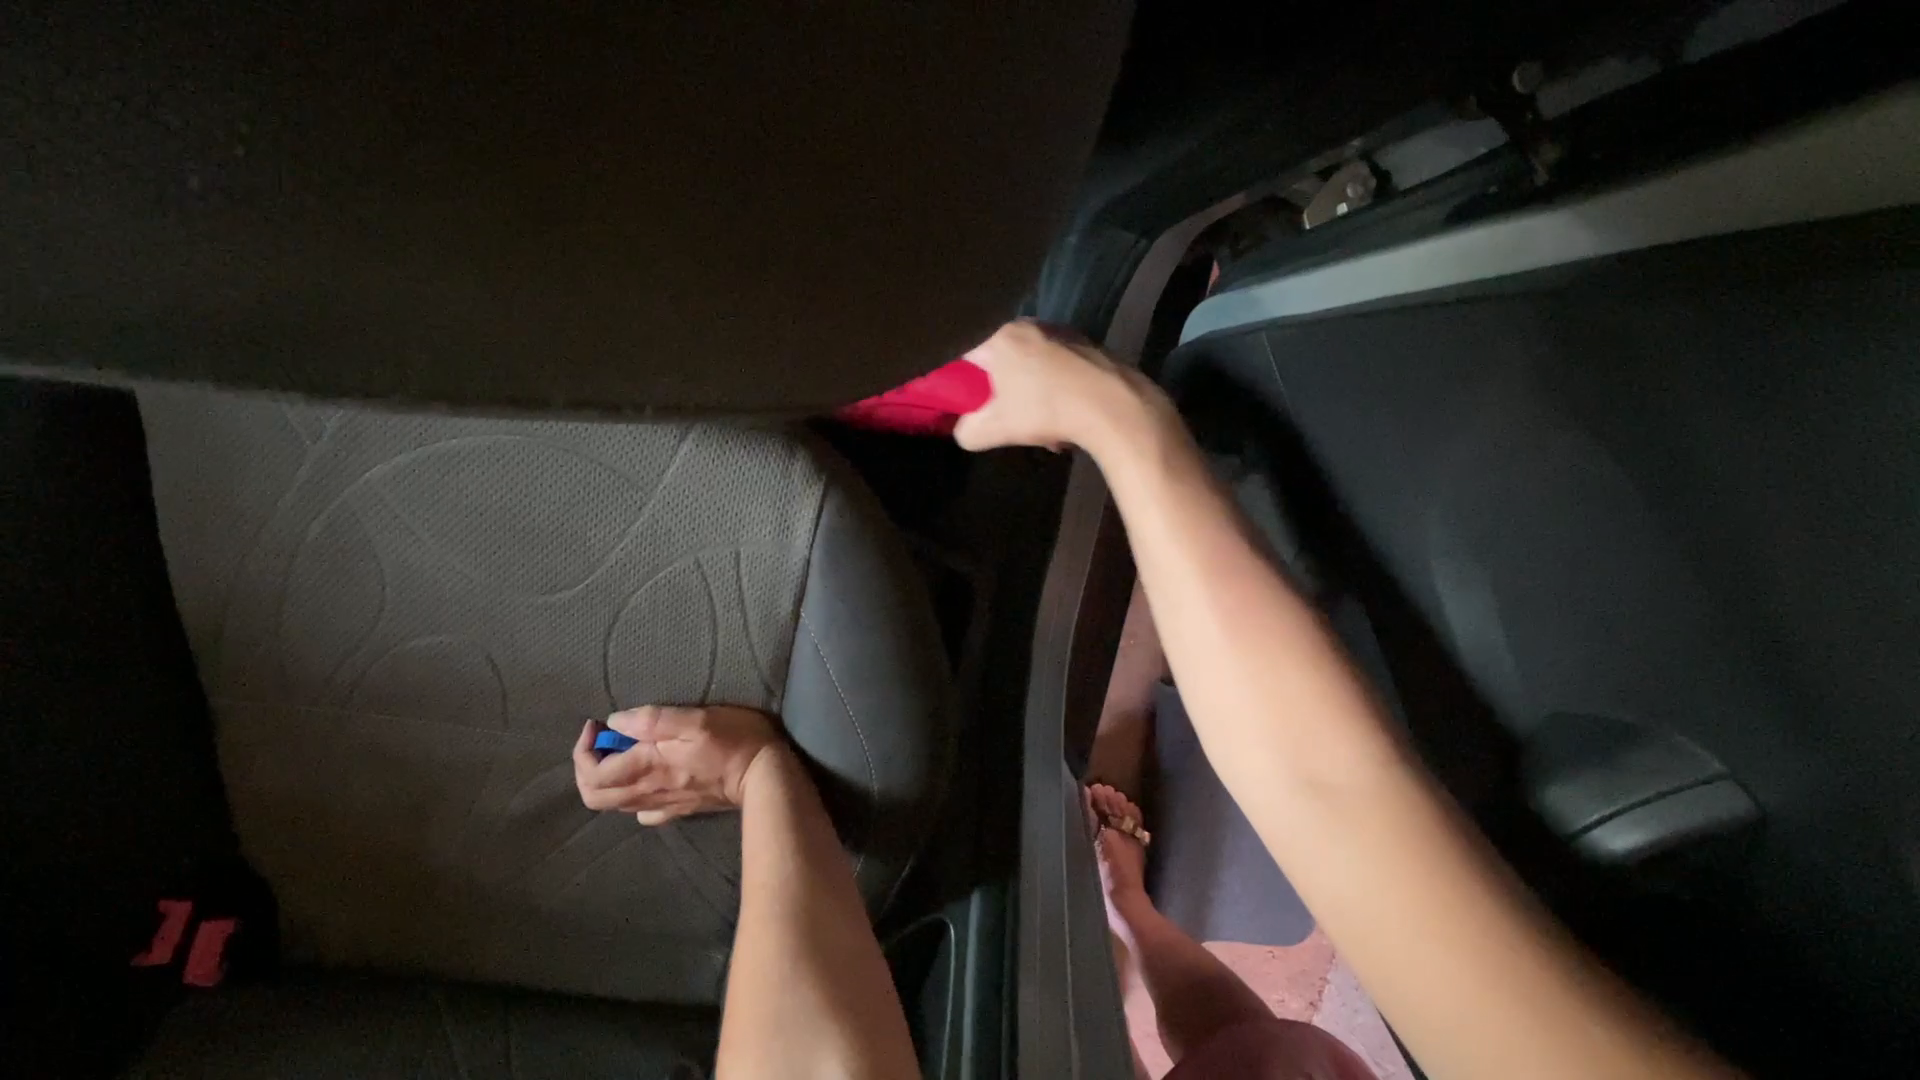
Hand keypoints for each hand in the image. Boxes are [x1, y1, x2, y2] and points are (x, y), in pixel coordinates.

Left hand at [572, 705, 782, 824]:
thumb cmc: (734, 740)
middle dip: (585, 768)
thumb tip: (616, 722)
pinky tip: (645, 778)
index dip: (583, 749)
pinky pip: (642, 813)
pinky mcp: (679, 810)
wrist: (766, 777)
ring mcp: (663, 806)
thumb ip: (653, 720)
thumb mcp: (696, 719)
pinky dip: (631, 797)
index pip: (592, 773)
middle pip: (594, 796)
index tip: (597, 724)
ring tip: (620, 753)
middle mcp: (647, 792)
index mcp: (647, 768)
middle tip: (601, 741)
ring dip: (605, 780)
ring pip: (614, 806)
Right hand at [952, 320, 1149, 452]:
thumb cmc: (1046, 411)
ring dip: (1031, 395)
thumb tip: (966, 428)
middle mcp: (1030, 324)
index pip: (964, 354)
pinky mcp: (1089, 345)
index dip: (961, 381)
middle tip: (1007, 418)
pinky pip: (1058, 367)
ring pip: (1032, 366)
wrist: (1114, 406)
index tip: (970, 404)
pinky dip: (1056, 390)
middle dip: (1002, 392)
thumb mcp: (994, 431)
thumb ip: (967, 431)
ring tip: (1042, 425)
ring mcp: (1063, 332)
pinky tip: (1066, 416)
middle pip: (1001, 360)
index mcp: (1001, 337)